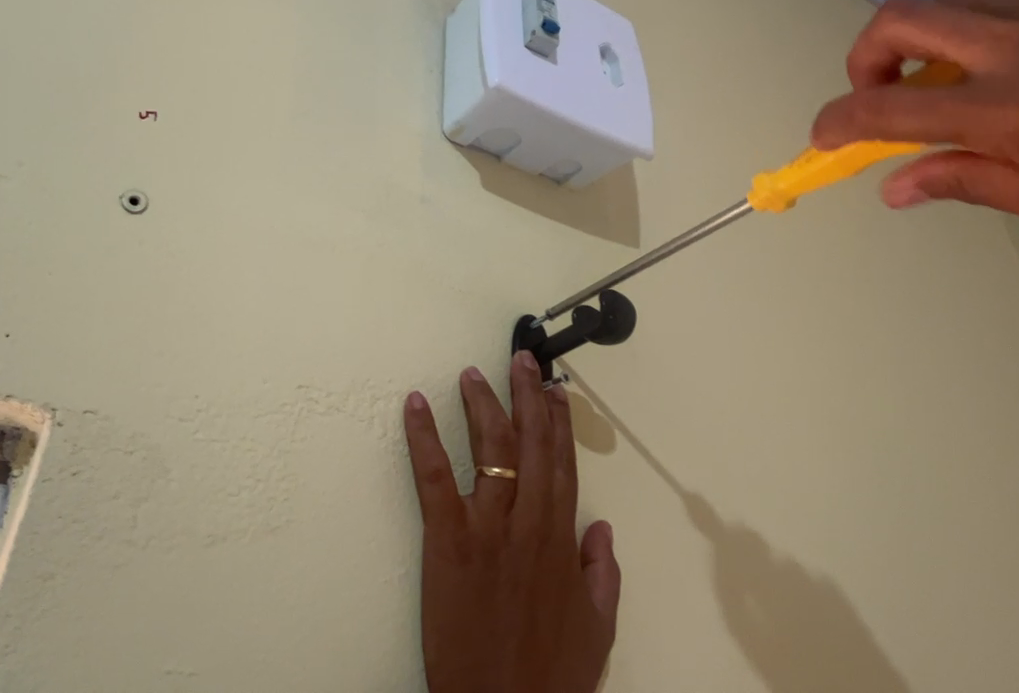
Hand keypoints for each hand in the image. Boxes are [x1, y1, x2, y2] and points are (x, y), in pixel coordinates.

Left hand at [403, 354, 620, 692]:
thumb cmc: (550, 675)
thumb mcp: (597, 628)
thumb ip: (603, 574)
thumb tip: (603, 530)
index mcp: (563, 540)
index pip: (564, 464)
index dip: (561, 422)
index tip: (557, 389)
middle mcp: (529, 523)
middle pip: (531, 444)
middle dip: (527, 396)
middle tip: (520, 359)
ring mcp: (488, 527)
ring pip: (490, 450)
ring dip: (482, 404)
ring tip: (473, 373)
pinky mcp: (448, 539)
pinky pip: (434, 477)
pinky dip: (424, 436)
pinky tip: (415, 405)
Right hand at [811, 0, 1018, 253]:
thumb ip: (968, 182)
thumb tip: (897, 185)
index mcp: (1018, 110)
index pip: (888, 109)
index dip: (837, 123)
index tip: (821, 140)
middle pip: (902, 20)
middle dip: (863, 60)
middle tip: (877, 102)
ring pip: (950, 6)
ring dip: (917, 45)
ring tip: (937, 95)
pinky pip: (1001, 10)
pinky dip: (968, 40)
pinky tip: (1001, 84)